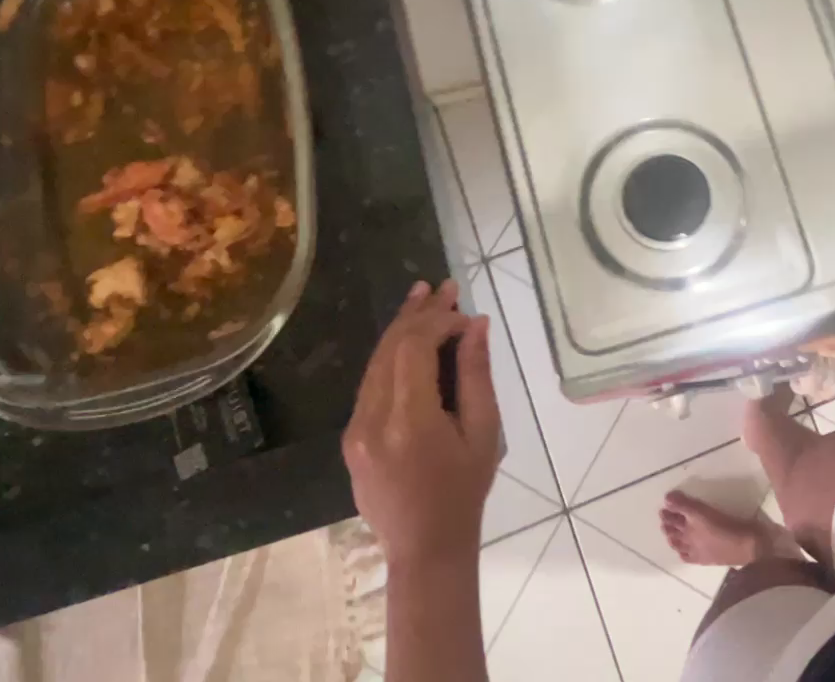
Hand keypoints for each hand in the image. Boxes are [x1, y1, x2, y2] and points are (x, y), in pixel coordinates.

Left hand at [341, 279, 500, 565]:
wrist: (424, 548)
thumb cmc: (464, 491)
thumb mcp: (483, 432)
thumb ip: (476, 375)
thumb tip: (476, 324)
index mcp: (409, 421)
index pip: (414, 348)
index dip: (438, 321)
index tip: (466, 315)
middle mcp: (372, 420)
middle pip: (390, 348)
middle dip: (418, 314)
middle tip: (444, 287)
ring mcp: (355, 429)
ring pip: (375, 362)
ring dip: (401, 328)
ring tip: (424, 297)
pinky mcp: (351, 437)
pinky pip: (370, 383)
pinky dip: (391, 355)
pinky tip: (408, 339)